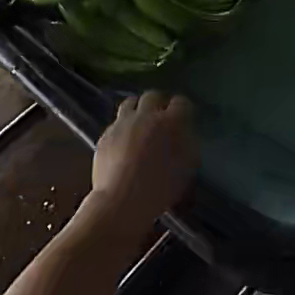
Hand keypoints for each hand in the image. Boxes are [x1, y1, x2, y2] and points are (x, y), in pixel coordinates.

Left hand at [87, 91, 196, 228]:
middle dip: (160, 102)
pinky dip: (123, 126)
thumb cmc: (162, 187)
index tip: (184, 117)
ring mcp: (123, 123)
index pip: (181, 103)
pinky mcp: (106, 134)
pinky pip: (116, 122)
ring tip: (141, 121)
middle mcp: (146, 115)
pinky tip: (124, 140)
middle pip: (153, 96)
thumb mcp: (187, 168)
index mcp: (172, 122)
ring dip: (138, 108)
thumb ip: (188, 145)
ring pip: (130, 103)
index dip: (184, 109)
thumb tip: (185, 134)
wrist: (123, 199)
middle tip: (162, 115)